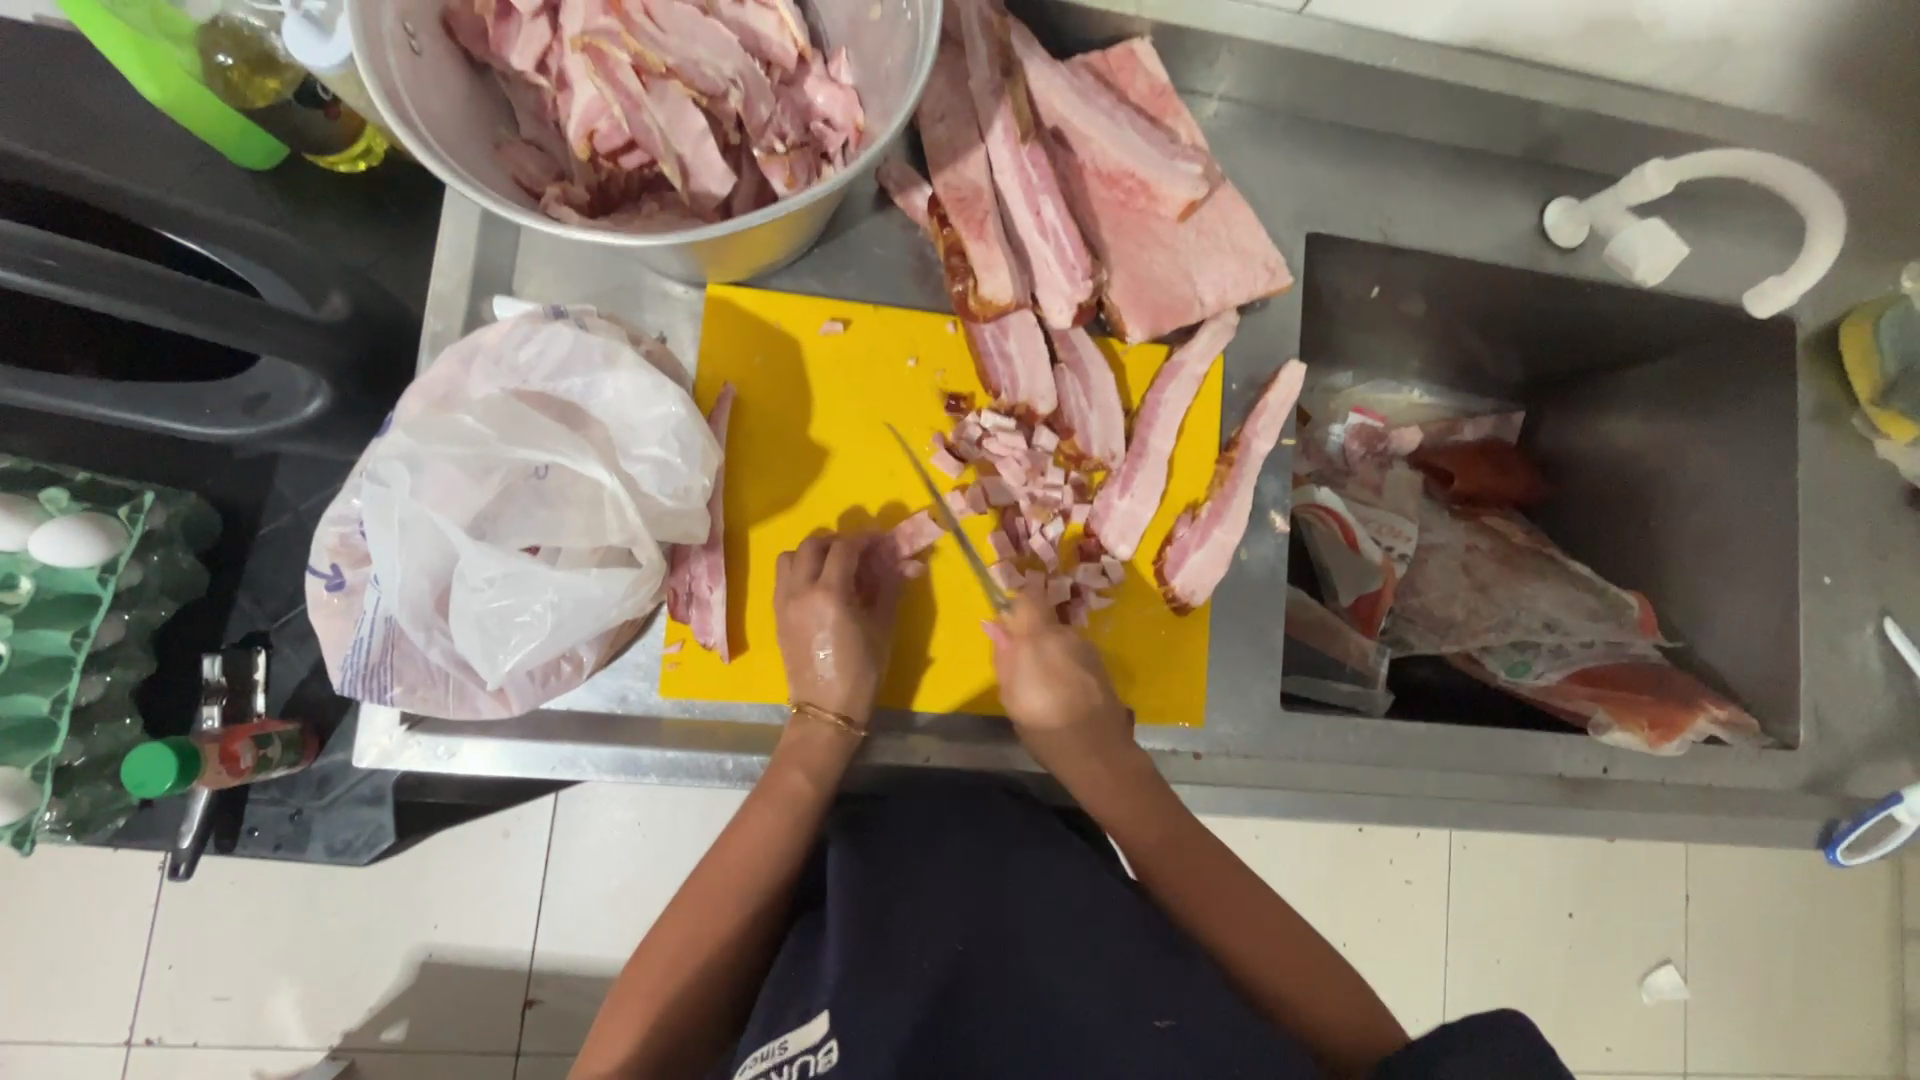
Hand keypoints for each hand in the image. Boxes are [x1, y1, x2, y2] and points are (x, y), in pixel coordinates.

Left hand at [774, 529, 900, 725]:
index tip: (881, 541)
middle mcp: (800, 590)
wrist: (826, 709)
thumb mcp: (883, 628)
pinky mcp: (777, 614)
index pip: (844, 548)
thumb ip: (891, 588)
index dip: (864, 539)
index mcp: (830, 592)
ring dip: (812, 552)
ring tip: (834, 565)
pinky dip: (799, 570)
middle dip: (837, 541)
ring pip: (790, 557)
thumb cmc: (861, 671)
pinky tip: (820, 586)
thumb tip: (907, 563)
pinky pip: (783, 578)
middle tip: (859, 551)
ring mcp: (783, 602)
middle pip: (812, 545)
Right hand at [986, 585, 1134, 772]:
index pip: (1029, 596)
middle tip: (1021, 666)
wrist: (1097, 751)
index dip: (1019, 604)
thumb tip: (994, 624)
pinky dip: (1067, 665)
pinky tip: (1064, 693)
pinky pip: (1075, 653)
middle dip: (1032, 636)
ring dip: (1051, 652)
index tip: (1008, 621)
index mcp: (1038, 637)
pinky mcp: (1102, 663)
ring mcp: (1087, 647)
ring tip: (1044, 686)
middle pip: (1045, 620)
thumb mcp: (1011, 695)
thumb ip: (1003, 655)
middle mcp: (1065, 634)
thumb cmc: (1042, 725)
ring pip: (1061, 638)